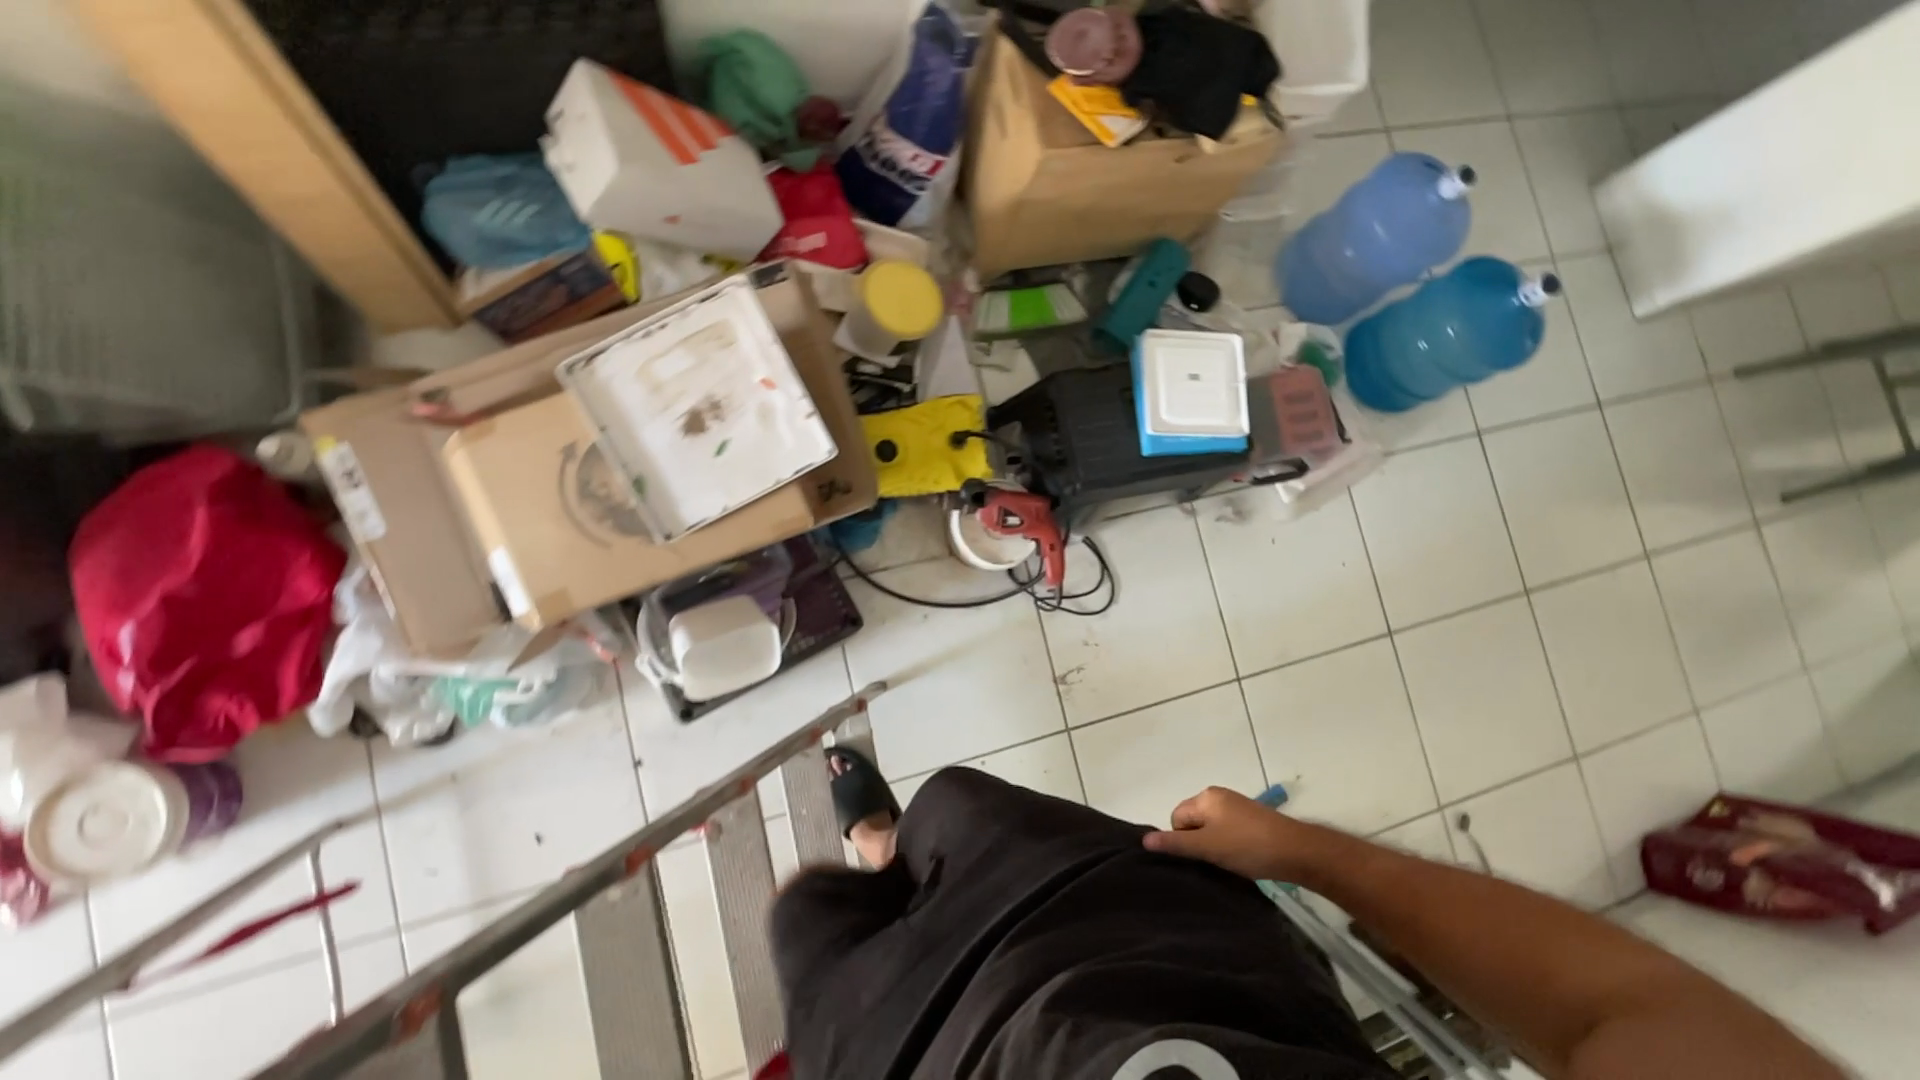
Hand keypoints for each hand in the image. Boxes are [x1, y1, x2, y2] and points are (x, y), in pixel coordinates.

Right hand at [1143, 786, 1312, 880]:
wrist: (1298, 852)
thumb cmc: (1247, 846)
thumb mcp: (1207, 847)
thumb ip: (1175, 843)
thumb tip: (1144, 840)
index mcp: (1205, 797)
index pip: (1176, 818)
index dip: (1183, 840)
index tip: (1201, 856)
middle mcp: (1219, 796)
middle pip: (1193, 822)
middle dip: (1199, 842)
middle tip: (1215, 860)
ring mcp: (1238, 807)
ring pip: (1211, 829)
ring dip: (1215, 846)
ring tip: (1230, 861)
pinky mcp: (1253, 820)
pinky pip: (1228, 832)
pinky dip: (1231, 846)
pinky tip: (1243, 858)